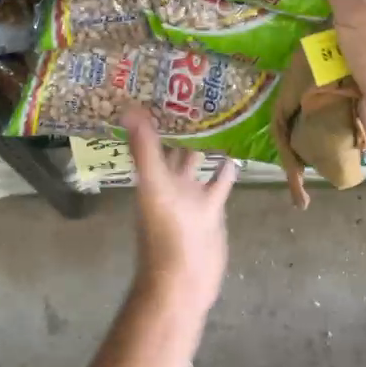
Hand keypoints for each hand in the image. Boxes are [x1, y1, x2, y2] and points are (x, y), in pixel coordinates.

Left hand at [122, 105, 236, 311]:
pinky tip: (236, 153)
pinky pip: (219, 182)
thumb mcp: (155, 187)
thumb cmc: (167, 234)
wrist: (184, 281)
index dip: (160, 114)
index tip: (170, 85)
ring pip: (198, 161)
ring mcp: (192, 194)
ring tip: (220, 115)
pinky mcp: (212, 208)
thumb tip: (129, 108)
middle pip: (177, 146)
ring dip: (206, 143)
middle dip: (185, 124)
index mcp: (154, 174)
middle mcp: (171, 180)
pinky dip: (226, 169)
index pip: (156, 137)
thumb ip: (145, 150)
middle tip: (200, 92)